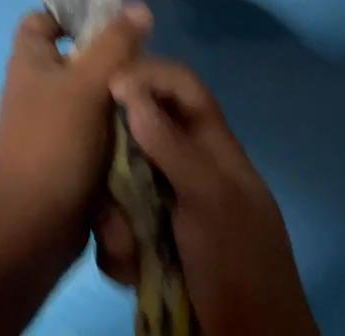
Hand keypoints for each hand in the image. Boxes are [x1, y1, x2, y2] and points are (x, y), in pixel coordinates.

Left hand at [0, 3, 151, 259]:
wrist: (35, 225)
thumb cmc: (56, 142)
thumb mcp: (89, 84)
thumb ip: (115, 44)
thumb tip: (138, 5)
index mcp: (28, 62)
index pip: (41, 20)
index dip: (70, 16)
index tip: (111, 26)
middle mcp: (33, 88)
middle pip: (73, 58)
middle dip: (107, 60)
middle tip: (144, 66)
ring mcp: (46, 123)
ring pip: (87, 96)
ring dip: (116, 98)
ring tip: (150, 99)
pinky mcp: (63, 155)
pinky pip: (92, 130)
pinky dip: (114, 131)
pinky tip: (144, 133)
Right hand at [95, 58, 318, 335]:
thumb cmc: (239, 262)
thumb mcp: (212, 199)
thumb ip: (171, 143)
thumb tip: (127, 86)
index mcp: (212, 146)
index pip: (179, 86)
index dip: (147, 75)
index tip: (105, 85)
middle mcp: (185, 169)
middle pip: (136, 134)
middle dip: (115, 160)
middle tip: (106, 184)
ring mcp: (165, 208)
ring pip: (117, 185)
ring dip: (115, 217)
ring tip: (129, 246)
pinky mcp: (148, 245)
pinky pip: (115, 229)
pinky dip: (119, 251)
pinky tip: (132, 270)